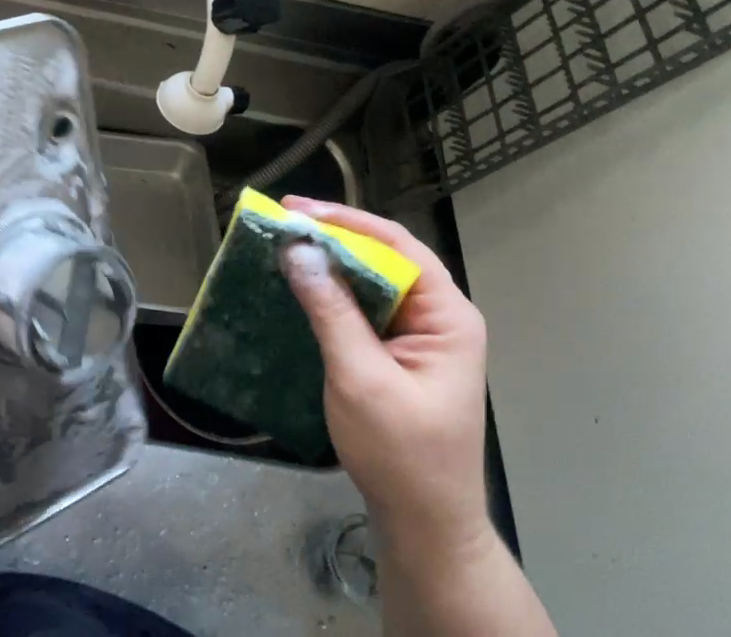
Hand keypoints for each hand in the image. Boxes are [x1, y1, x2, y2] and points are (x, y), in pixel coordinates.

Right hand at [279, 197, 493, 564]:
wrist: (424, 520)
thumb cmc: (402, 453)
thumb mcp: (360, 378)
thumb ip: (331, 311)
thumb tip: (298, 250)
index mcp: (448, 317)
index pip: (397, 247)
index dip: (346, 222)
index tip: (295, 210)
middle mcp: (439, 317)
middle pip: (384, 258)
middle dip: (333, 238)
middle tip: (282, 224)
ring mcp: (420, 337)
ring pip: (371, 282)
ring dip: (329, 264)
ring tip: (284, 247)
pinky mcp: (399, 354)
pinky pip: (364, 309)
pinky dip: (331, 294)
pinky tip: (301, 287)